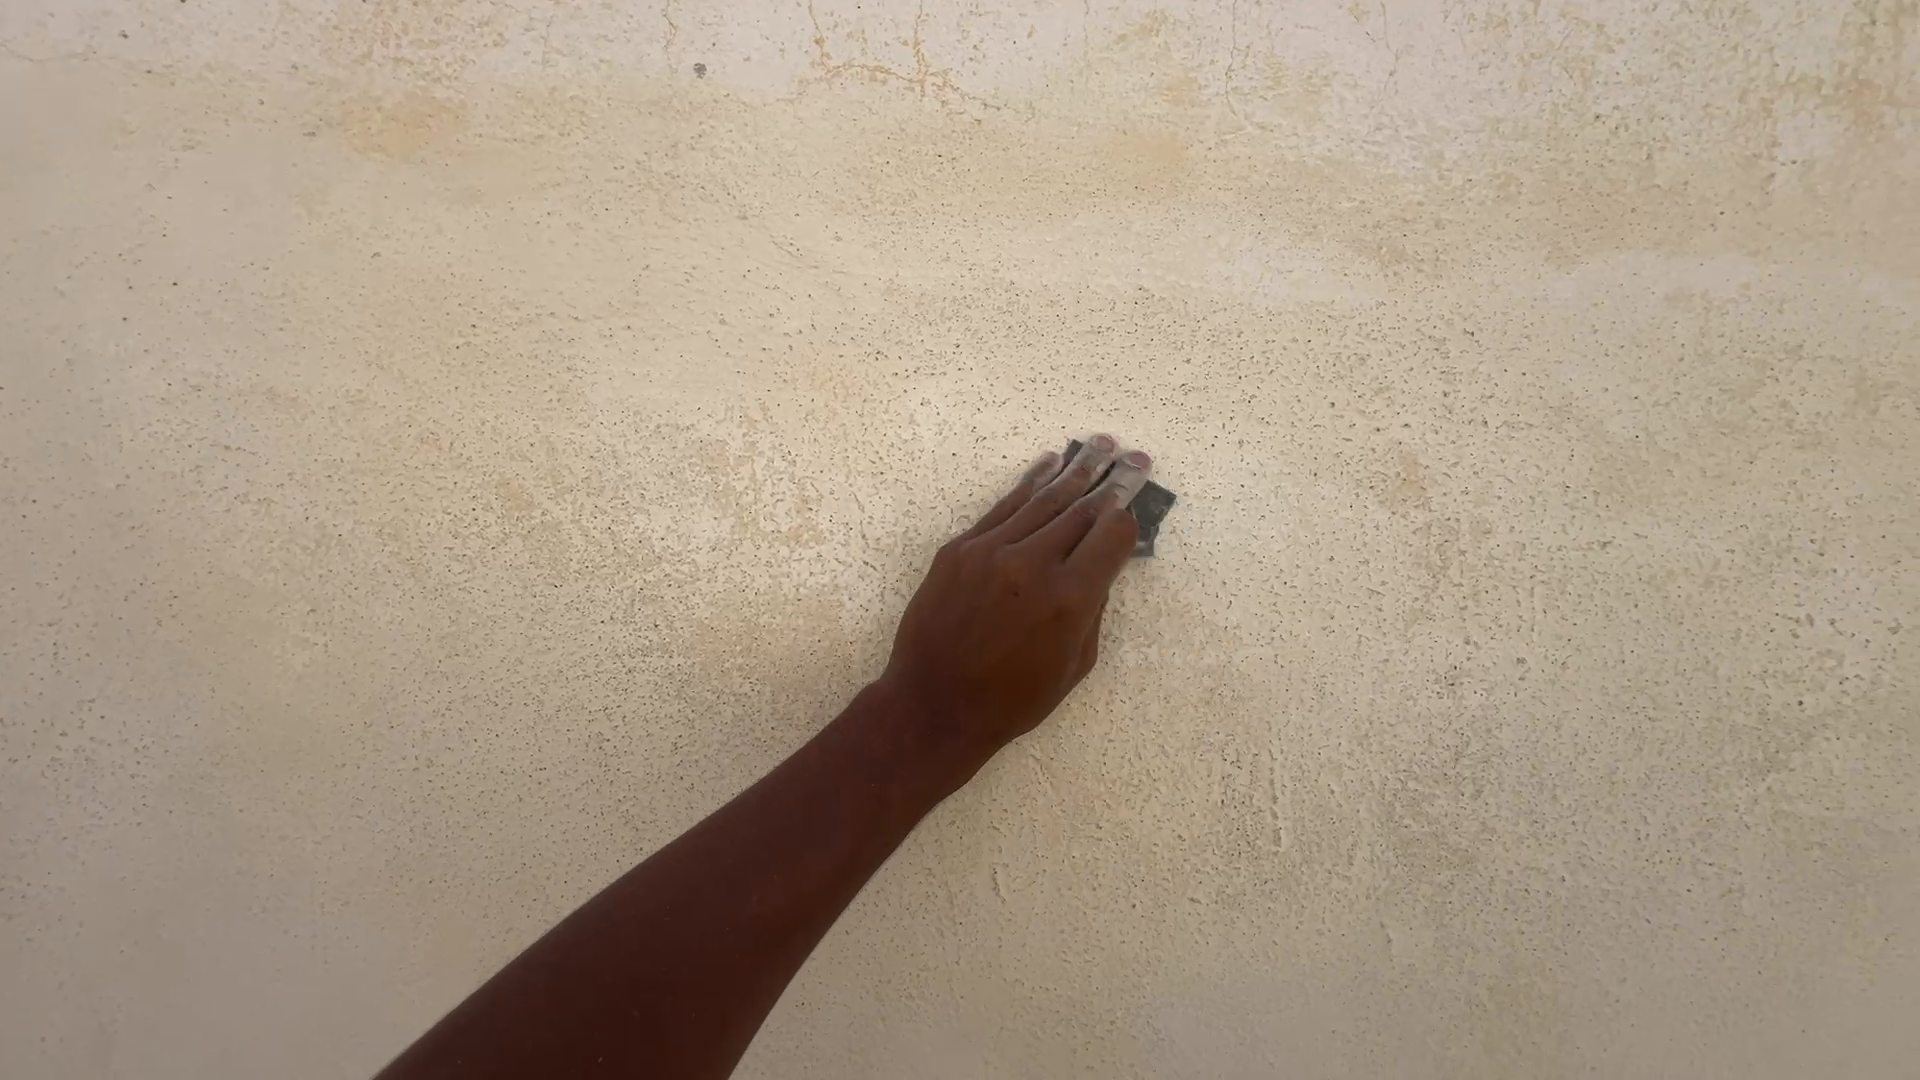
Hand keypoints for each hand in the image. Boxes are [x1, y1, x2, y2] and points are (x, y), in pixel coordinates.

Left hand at [880, 435, 1153, 771]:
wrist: (934, 704)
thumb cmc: (1013, 700)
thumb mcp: (1075, 665)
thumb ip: (1094, 608)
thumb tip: (1102, 564)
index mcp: (1070, 600)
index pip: (1112, 536)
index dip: (1128, 519)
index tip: (1136, 504)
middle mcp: (1033, 565)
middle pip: (1083, 510)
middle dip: (1114, 482)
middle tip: (1135, 457)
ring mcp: (991, 552)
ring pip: (1043, 499)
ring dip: (1076, 469)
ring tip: (1100, 445)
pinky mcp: (959, 549)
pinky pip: (1003, 507)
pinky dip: (1029, 482)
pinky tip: (1049, 464)